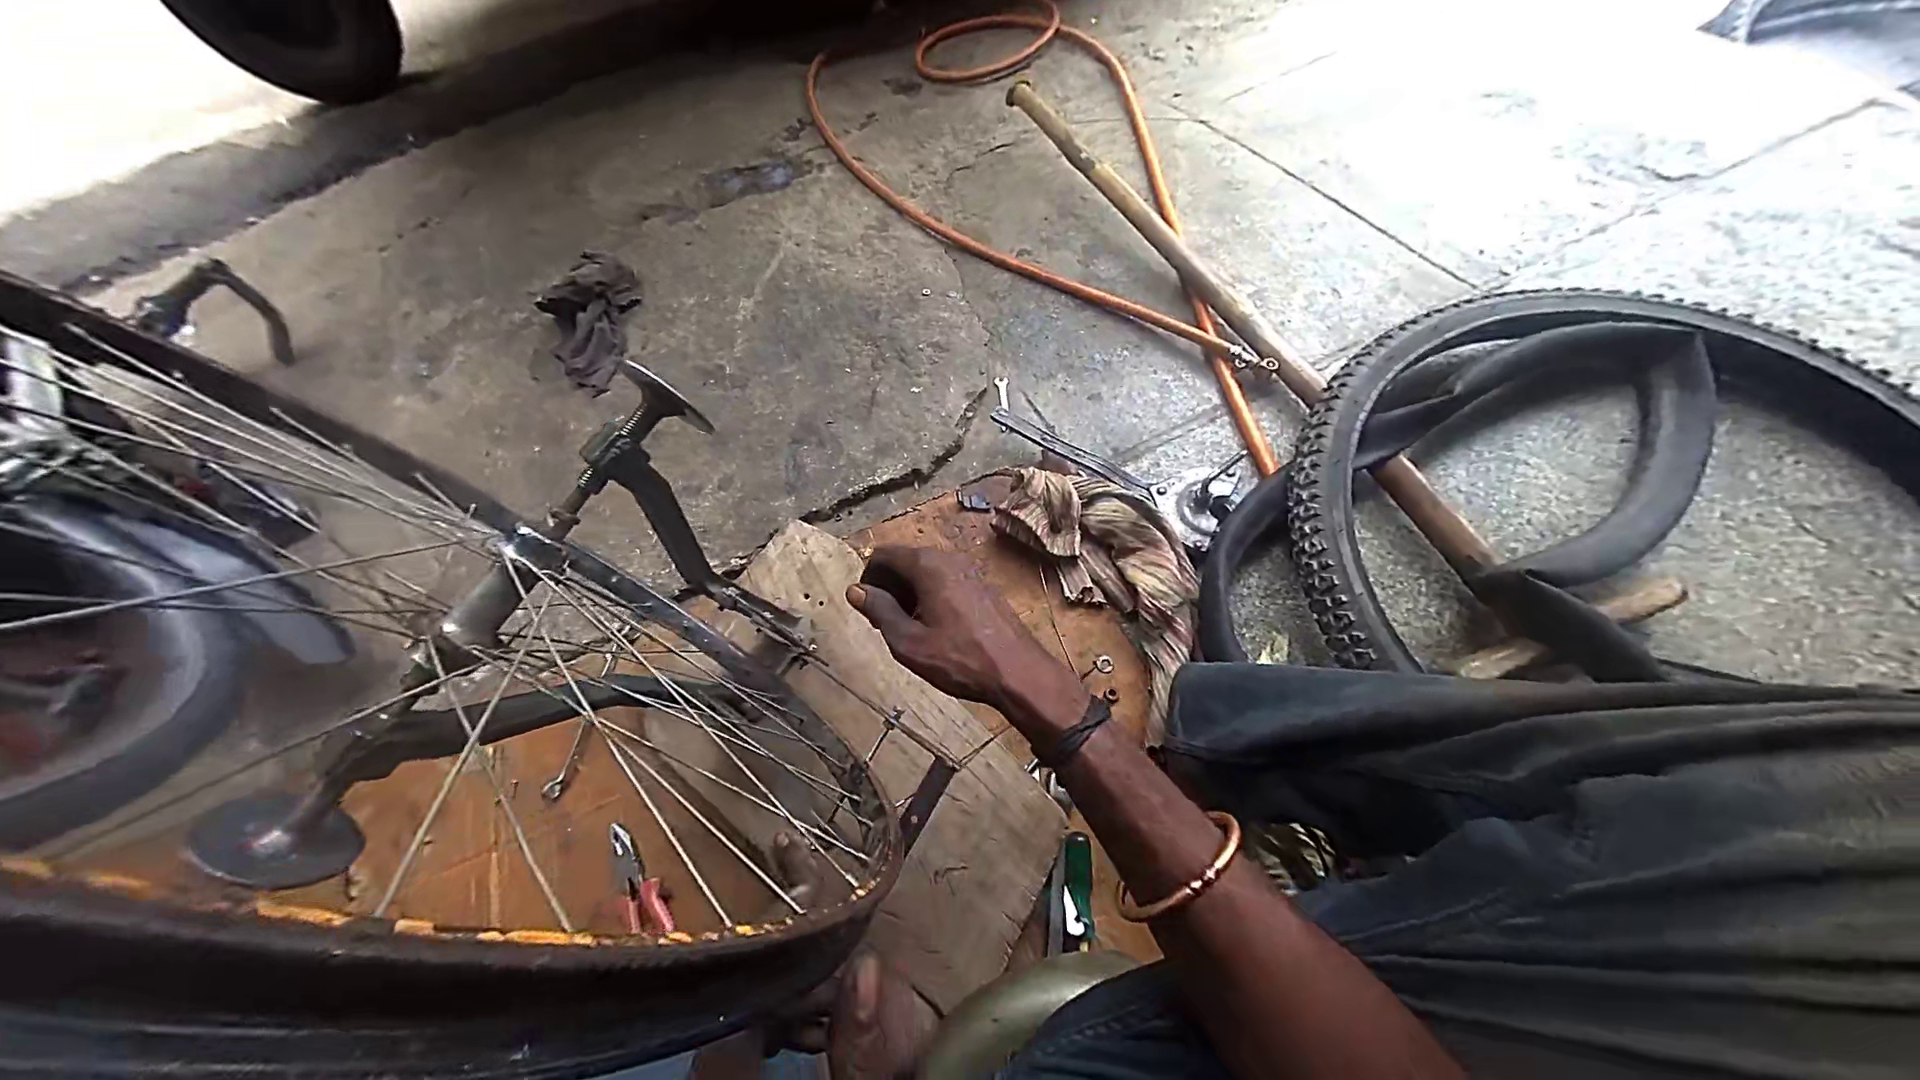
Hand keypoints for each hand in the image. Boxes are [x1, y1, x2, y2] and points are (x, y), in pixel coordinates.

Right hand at [847, 546, 1084, 731]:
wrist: (1018, 672)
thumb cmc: (961, 659)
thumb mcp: (908, 641)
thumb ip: (879, 611)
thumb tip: (856, 591)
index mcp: (928, 565)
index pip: (884, 554)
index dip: (868, 577)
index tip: (866, 605)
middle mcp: (950, 559)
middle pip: (906, 560)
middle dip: (889, 586)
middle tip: (884, 621)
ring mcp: (971, 571)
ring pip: (928, 572)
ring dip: (910, 593)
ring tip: (908, 628)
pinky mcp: (984, 587)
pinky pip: (947, 581)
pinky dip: (932, 596)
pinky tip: (936, 628)